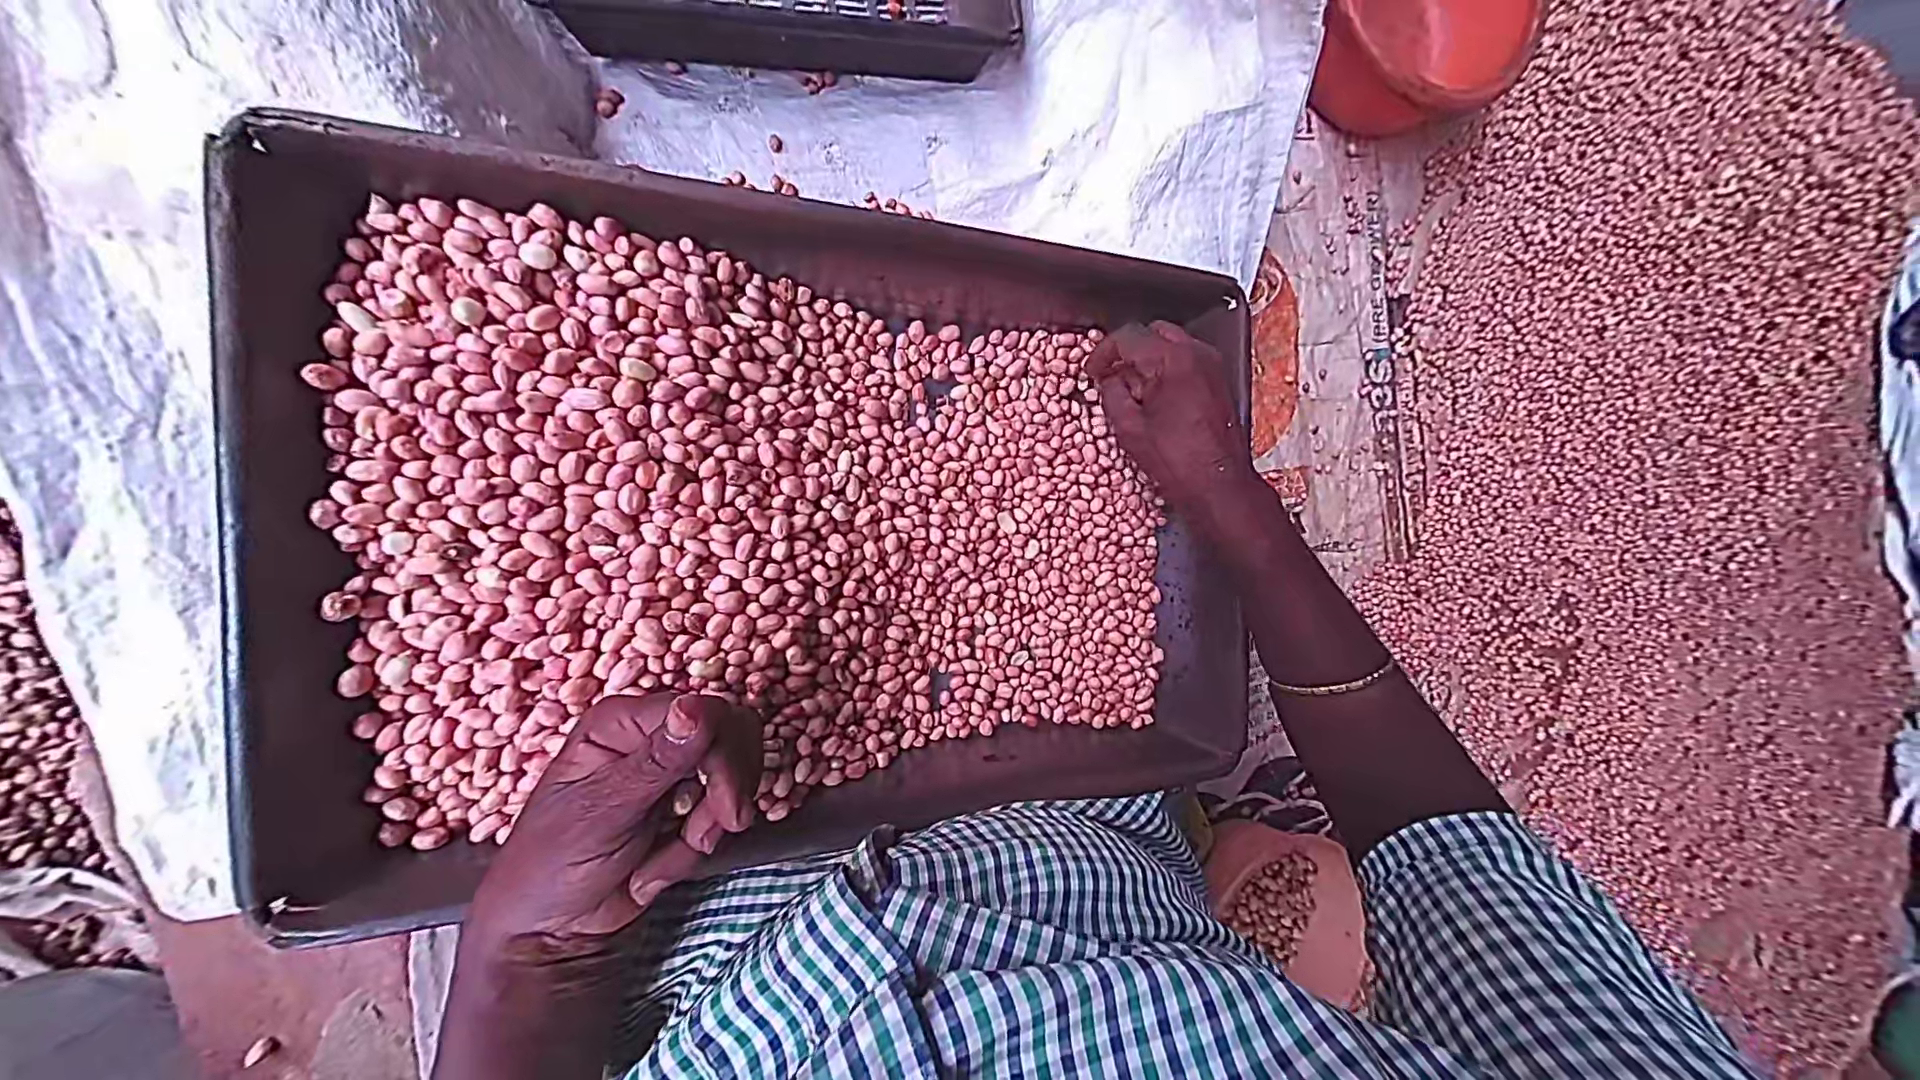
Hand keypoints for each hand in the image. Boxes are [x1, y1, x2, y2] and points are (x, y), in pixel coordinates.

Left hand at [463, 692, 761, 964]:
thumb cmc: (551, 866)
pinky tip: (663, 859)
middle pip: (731, 733)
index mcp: (623, 722)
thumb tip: (696, 708)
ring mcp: (675, 764)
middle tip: (704, 834)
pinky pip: (726, 803)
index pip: (704, 712)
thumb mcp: (602, 812)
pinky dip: (704, 837)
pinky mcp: (690, 796)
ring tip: (673, 849)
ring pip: (737, 768)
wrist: (550, 931)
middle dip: (724, 789)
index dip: (722, 756)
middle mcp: (654, 733)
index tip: (725, 806)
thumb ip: (656, 760)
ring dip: (713, 819)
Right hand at [1086, 321, 1258, 520]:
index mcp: (1172, 361)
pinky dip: (1165, 369)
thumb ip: (1112, 393)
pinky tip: (1154, 398)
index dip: (1102, 352)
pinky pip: (1186, 360)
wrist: (1218, 484)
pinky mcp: (1218, 381)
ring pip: (1171, 344)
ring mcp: (1212, 366)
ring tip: (1131, 390)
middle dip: (1127, 351)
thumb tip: (1108, 379)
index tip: (1092, 371)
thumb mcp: (1128, 427)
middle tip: (1109, 376)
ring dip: (1147, 359)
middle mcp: (1197, 354)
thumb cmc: (1175, 460)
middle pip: (1152, 332)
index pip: (1128, 336)